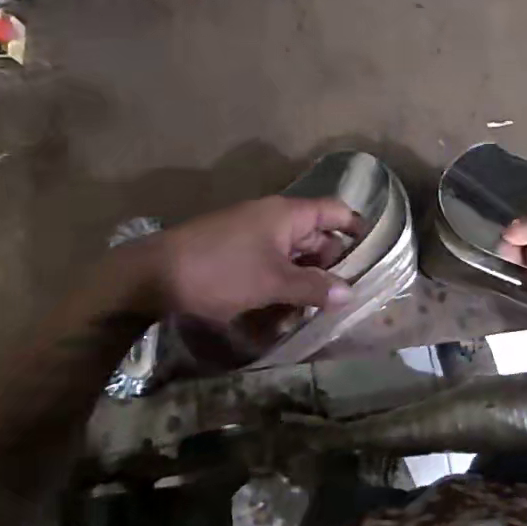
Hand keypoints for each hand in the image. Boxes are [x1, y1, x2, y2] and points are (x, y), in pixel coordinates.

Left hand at [122, 196, 362, 322]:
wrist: (152, 274)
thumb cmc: (220, 271)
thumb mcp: (272, 282)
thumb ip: (313, 287)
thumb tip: (349, 293)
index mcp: (286, 214)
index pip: (335, 211)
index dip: (357, 229)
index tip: (374, 254)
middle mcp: (272, 219)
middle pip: (315, 238)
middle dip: (329, 268)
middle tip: (344, 300)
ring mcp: (251, 236)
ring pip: (292, 257)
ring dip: (303, 283)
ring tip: (311, 314)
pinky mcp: (234, 254)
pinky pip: (269, 266)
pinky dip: (279, 286)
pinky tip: (280, 314)